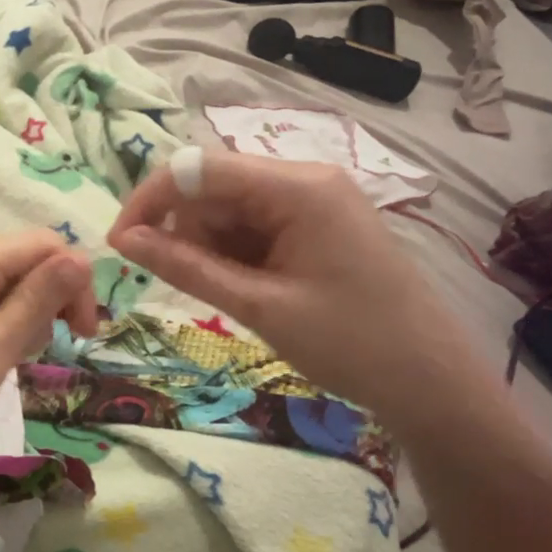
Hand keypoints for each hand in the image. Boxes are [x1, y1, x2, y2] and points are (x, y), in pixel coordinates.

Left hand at [0, 231, 99, 490]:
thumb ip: (36, 301)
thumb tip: (81, 257)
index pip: (39, 243)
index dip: (72, 279)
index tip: (84, 332)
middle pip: (23, 258)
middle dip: (50, 297)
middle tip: (51, 350)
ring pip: (7, 279)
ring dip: (27, 314)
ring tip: (14, 358)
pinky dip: (3, 321)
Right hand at [107, 149, 483, 416]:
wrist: (432, 383)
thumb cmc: (349, 343)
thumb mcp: (257, 305)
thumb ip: (185, 267)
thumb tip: (122, 240)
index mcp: (298, 187)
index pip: (199, 169)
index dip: (150, 200)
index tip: (119, 244)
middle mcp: (305, 179)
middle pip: (213, 185)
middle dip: (182, 227)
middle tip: (176, 280)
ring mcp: (314, 200)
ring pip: (228, 206)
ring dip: (207, 244)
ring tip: (226, 293)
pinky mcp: (317, 224)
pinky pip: (253, 223)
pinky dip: (233, 252)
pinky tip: (244, 288)